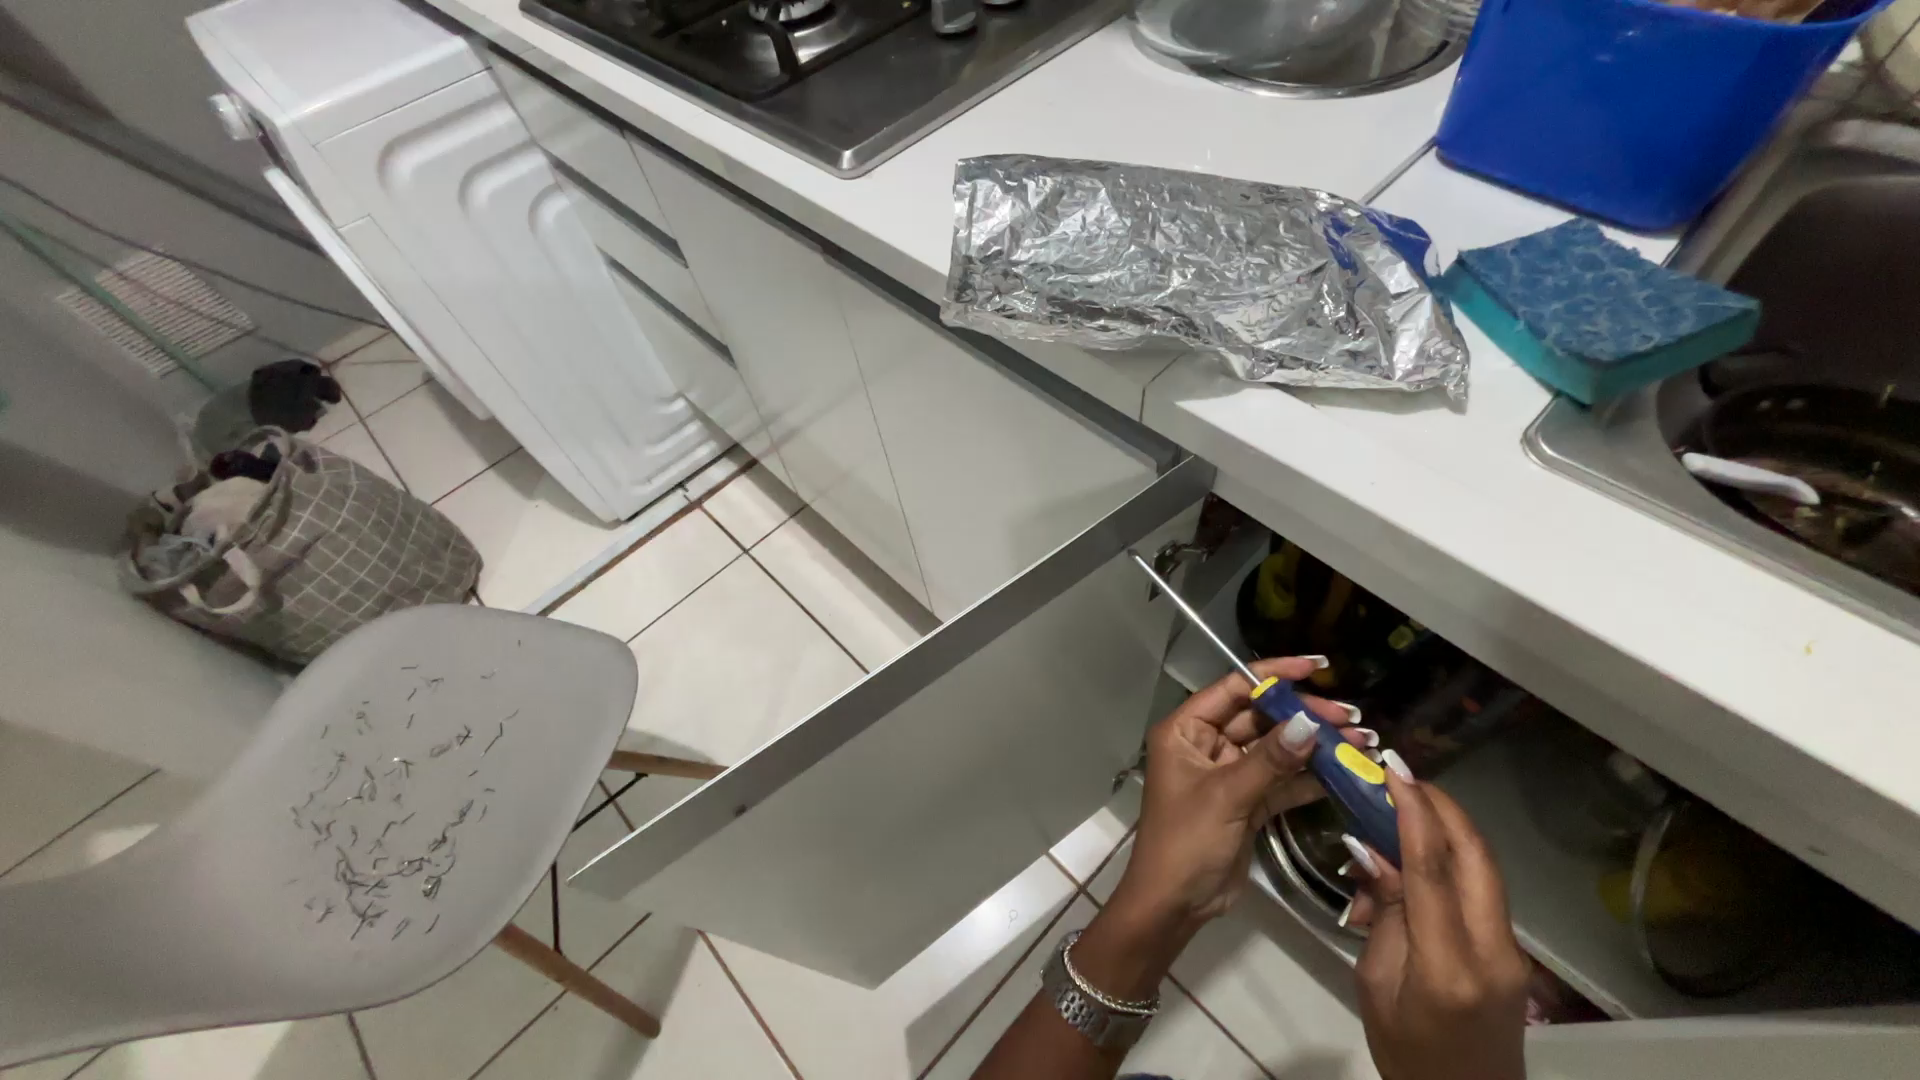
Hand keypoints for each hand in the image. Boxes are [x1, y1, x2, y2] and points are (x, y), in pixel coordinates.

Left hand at [1107, 657, 1362, 937]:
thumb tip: (1309, 723)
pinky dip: (1311, 777)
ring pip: (1276, 749)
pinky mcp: (1247, 801)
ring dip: (1315, 746)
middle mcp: (1205, 745)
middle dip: (1304, 715)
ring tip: (1363, 740)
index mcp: (1186, 730)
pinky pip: (1282, 780)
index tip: (1316, 667)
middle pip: (1260, 717)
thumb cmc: (1186, 841)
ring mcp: (1228, 773)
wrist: (1174, 904)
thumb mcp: (1227, 796)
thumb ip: (1270, 760)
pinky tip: (1348, 770)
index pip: (1233, 689)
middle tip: (1351, 717)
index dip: (1273, 675)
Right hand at [1347, 768, 1530, 1079]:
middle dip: (1441, 807)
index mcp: (1449, 963)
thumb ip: (1384, 913)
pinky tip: (1408, 863)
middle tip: (1401, 776)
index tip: (1393, 770)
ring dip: (1442, 832)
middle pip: (1475, 857)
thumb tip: (1371, 849)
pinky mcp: (1510, 952)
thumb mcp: (1375, 982)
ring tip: (1394, 815)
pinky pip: (1477, 891)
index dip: (1413, 812)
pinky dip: (1445, 863)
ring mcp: (1511, 951)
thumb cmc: (1405, 1053)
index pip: (1432, 869)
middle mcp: (1493, 950)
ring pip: (1481, 869)